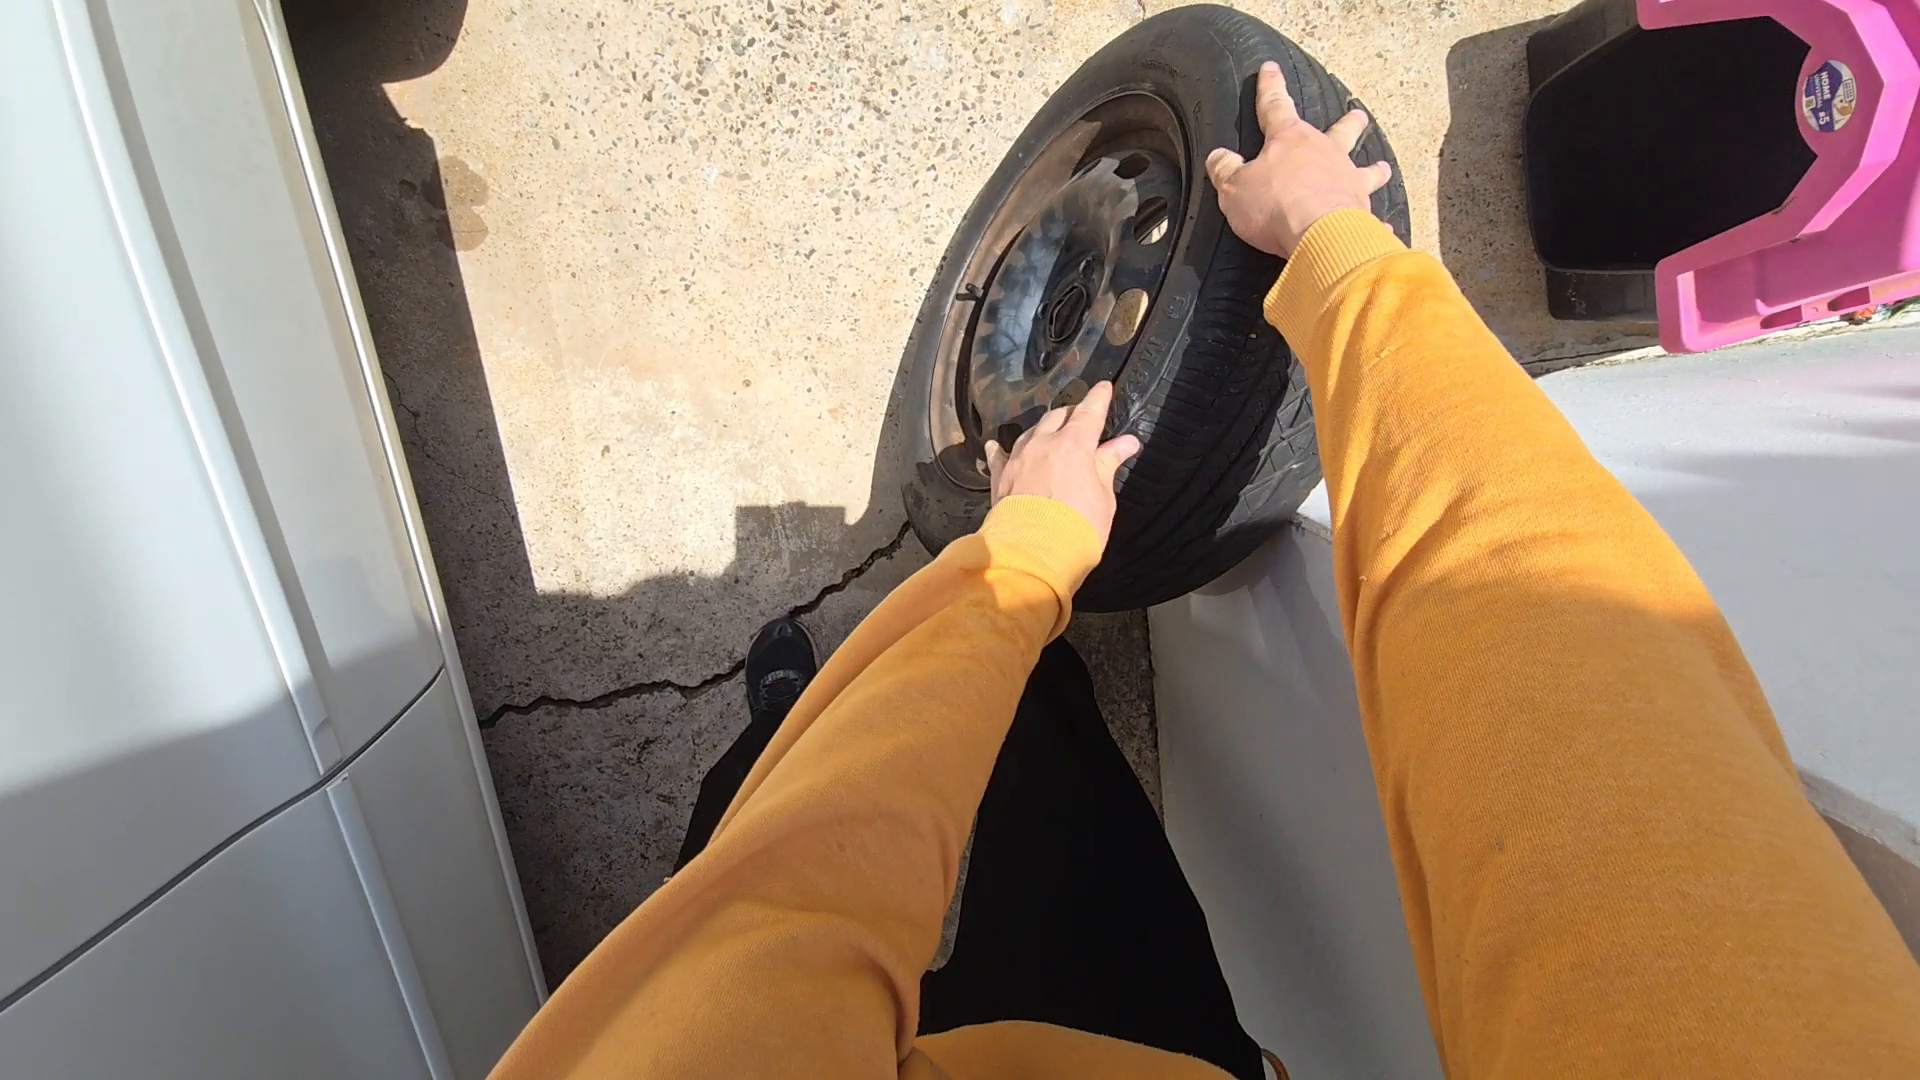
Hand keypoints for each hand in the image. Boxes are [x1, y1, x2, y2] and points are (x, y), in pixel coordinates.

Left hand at [983, 381, 1141, 548]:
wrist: (1032, 553)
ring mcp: (1018, 459)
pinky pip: (999, 456)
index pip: (1090, 412)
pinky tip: (996, 445)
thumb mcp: (1103, 496)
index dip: (1099, 398)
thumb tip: (1126, 443)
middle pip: (1057, 416)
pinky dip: (1001, 449)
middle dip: (1071, 413)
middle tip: (1080, 417)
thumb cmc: (1077, 528)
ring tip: (1049, 431)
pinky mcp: (999, 479)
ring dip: (1042, 429)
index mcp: (1074, 444)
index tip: (1104, 388)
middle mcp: (1042, 444)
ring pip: (1030, 432)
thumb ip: (1108, 464)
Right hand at [1206, 61, 1393, 256]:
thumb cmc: (1275, 206)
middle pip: (1340, 130)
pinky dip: (1375, 224)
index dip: (1269, 87)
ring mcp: (1348, 180)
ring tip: (1381, 169)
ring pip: (1367, 169)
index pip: (1275, 106)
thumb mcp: (1235, 188)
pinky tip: (1381, 229)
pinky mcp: (1361, 211)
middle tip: (1357, 114)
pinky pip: (1370, 217)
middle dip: (1347, 122)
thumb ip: (1225, 171)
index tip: (1270, 69)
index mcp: (1290, 141)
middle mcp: (1326, 153)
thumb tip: (1217, 157)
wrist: (1318, 233)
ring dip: (1374, 169)